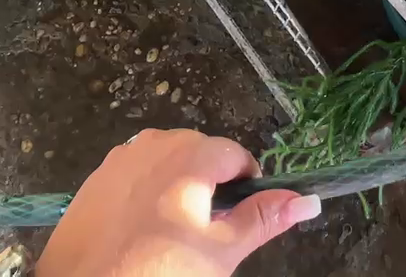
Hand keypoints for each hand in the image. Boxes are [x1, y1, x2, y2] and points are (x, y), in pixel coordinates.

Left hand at [37, 129, 319, 276]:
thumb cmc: (159, 274)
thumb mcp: (220, 253)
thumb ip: (265, 218)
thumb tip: (309, 199)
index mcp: (192, 153)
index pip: (236, 156)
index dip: (244, 189)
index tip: (235, 224)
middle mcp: (157, 141)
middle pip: (201, 154)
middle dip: (209, 187)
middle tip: (202, 237)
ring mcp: (122, 156)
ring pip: (167, 162)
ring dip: (177, 187)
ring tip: (169, 236)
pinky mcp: (96, 177)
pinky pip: (135, 174)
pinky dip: (144, 193)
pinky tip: (137, 233)